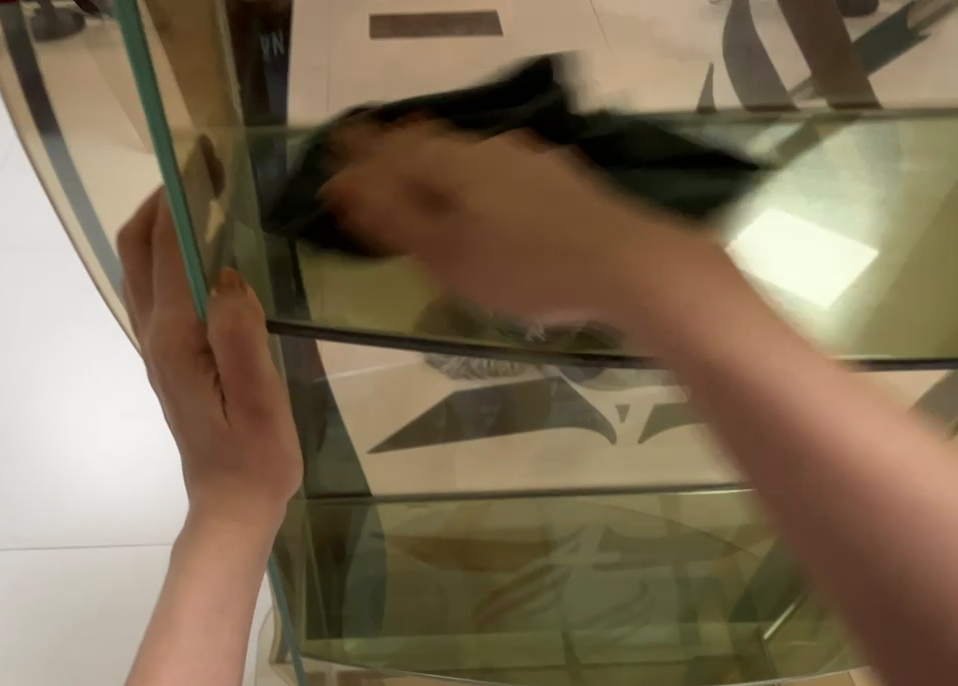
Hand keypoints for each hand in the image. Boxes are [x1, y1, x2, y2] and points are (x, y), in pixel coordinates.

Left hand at [118, 191, 301, 538]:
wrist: (231, 507)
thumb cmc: (255, 459)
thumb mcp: (259, 401)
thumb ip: (240, 336)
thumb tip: (226, 274)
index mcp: (177, 340)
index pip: (168, 249)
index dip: (183, 197)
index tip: (208, 159)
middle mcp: (155, 338)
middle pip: (139, 251)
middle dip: (162, 202)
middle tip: (204, 172)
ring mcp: (157, 352)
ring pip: (142, 273)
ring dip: (161, 229)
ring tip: (203, 203)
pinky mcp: (169, 365)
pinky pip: (156, 296)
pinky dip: (169, 261)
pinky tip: (205, 261)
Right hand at [322, 120, 714, 324]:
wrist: (624, 264)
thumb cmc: (523, 270)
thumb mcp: (447, 256)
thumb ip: (395, 222)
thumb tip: (344, 188)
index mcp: (453, 167)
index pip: (391, 152)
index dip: (359, 155)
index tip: (332, 151)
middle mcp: (488, 150)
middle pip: (430, 143)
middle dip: (395, 148)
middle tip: (371, 147)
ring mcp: (530, 161)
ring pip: (468, 153)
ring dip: (436, 159)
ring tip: (423, 167)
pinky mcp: (561, 180)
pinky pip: (499, 169)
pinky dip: (474, 176)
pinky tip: (487, 191)